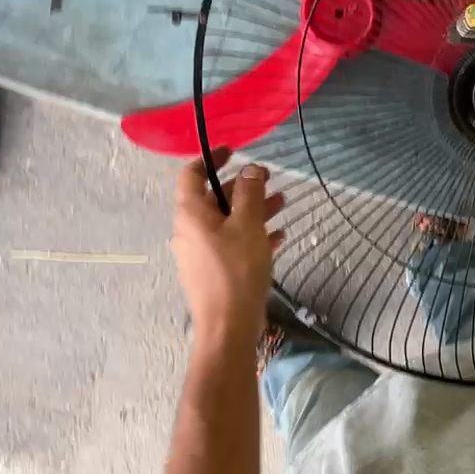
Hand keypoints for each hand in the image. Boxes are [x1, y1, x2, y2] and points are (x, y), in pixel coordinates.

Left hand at [171, 147, 284, 350]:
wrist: (229, 323)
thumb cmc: (237, 269)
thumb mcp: (247, 225)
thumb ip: (249, 193)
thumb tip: (250, 169)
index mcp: (191, 214)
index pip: (192, 175)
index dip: (211, 158)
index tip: (234, 150)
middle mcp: (191, 230)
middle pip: (215, 198)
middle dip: (243, 186)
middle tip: (270, 179)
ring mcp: (202, 252)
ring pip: (228, 221)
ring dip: (254, 209)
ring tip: (283, 203)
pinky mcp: (216, 270)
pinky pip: (234, 243)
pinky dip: (253, 234)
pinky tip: (278, 236)